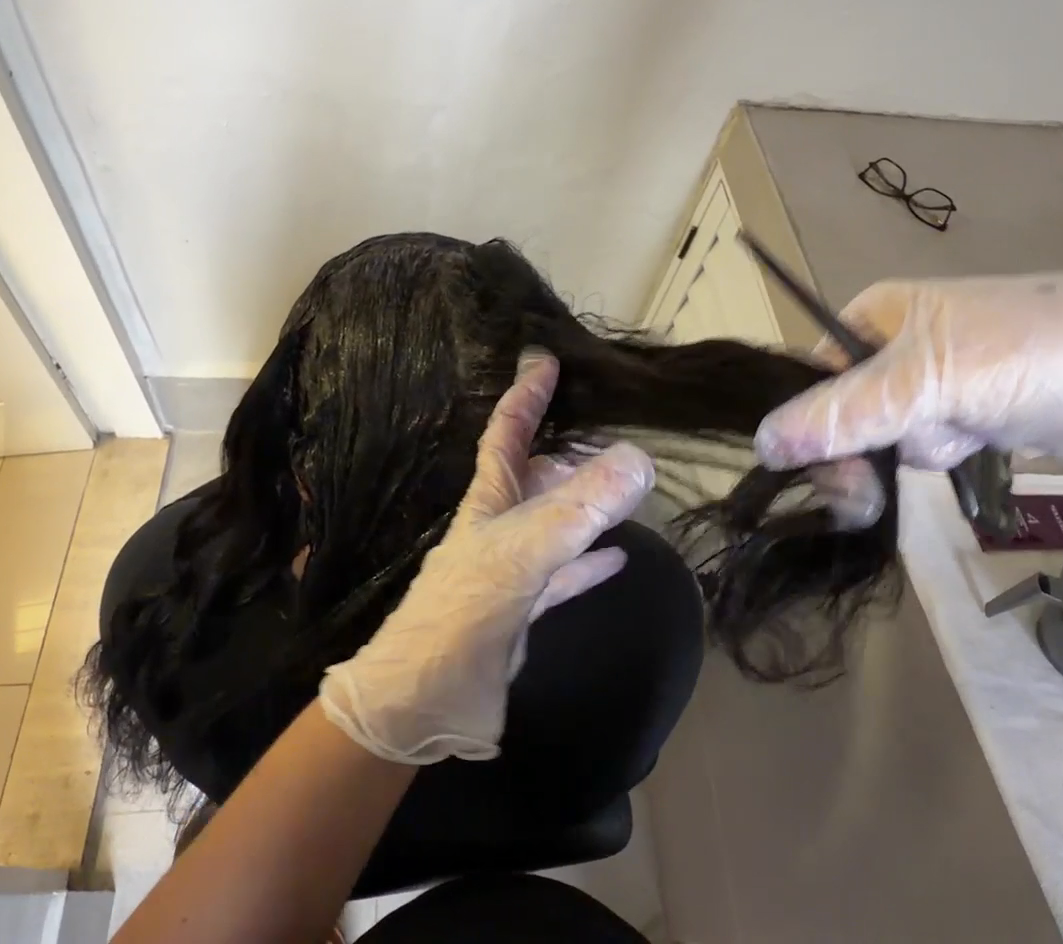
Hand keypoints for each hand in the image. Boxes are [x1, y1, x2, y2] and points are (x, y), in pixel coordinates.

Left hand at [318, 350, 655, 764]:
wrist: (422, 700)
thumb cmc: (460, 617)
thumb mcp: (521, 555)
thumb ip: (578, 511)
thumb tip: (639, 460)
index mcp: (487, 503)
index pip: (507, 434)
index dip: (526, 397)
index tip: (546, 361)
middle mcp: (498, 529)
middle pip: (537, 478)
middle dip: (570, 452)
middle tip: (614, 435)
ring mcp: (511, 570)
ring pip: (556, 524)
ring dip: (586, 506)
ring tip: (628, 487)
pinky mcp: (524, 610)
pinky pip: (565, 575)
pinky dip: (591, 563)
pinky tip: (621, 557)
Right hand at [754, 257, 1062, 487]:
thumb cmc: (1038, 355)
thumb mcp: (928, 381)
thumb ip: (842, 413)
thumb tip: (761, 444)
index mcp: (878, 313)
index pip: (811, 376)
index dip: (811, 424)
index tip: (830, 470)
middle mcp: (899, 341)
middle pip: (842, 410)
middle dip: (866, 446)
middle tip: (877, 485)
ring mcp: (938, 377)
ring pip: (883, 434)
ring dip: (916, 448)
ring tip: (964, 434)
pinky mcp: (972, 408)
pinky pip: (926, 442)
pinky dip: (945, 451)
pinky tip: (981, 440)